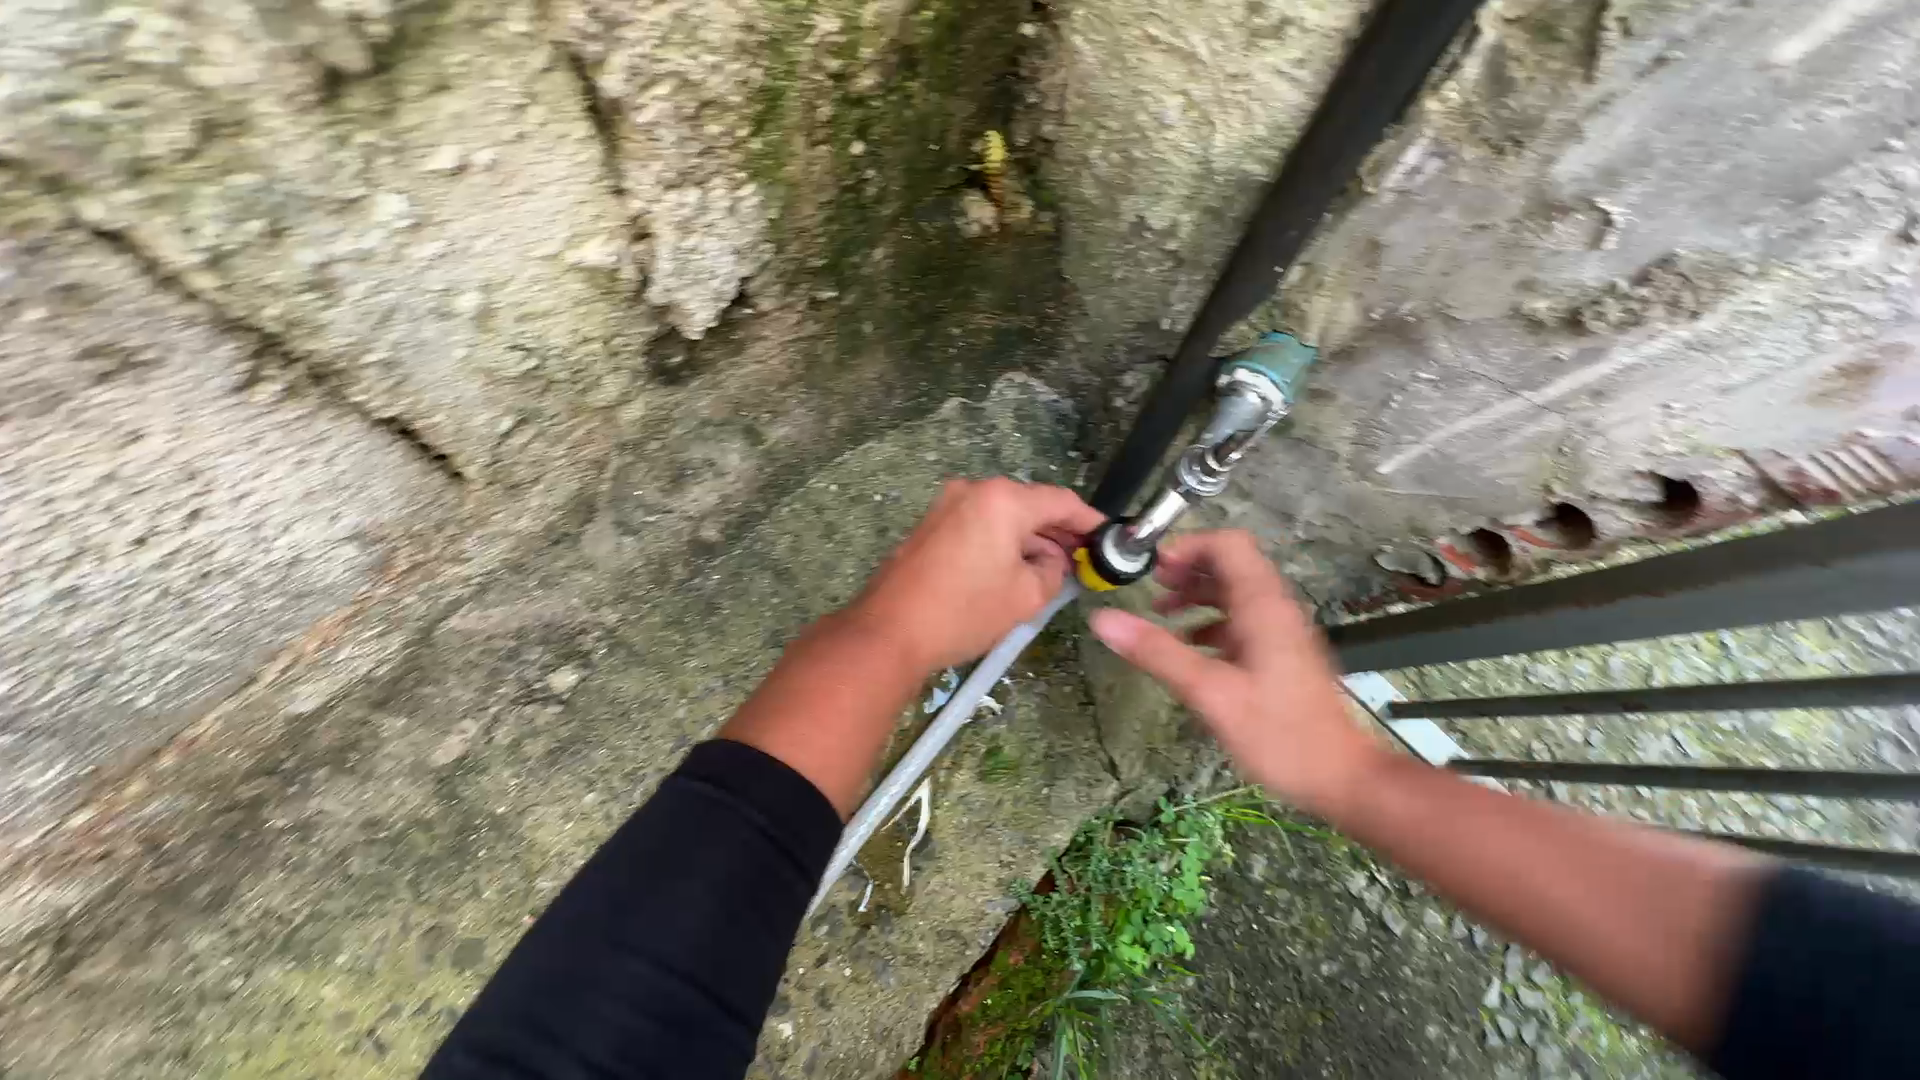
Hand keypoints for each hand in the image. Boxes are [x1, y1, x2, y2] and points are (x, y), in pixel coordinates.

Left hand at [846, 478, 1104, 673]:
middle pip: (1030, 505)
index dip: (1089, 521)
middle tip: (1083, 560)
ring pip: (1002, 517)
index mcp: (1002, 499)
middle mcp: (973, 491)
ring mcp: (946, 506)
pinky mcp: (930, 527)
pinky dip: (1001, 542)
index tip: (1109, 539)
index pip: (1060, 501)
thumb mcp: (1026, 596)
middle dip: (1058, 533)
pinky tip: (1013, 570)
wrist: (889, 632)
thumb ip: (1054, 571)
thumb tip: (1053, 561)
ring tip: (1050, 571)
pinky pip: (978, 526)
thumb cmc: (964, 611)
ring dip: (1029, 539)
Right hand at [1087, 529, 1386, 818]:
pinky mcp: (1280, 655)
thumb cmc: (1278, 733)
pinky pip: (1241, 621)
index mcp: (1262, 606)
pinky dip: (1210, 623)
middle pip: (1229, 565)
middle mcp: (1275, 609)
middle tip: (1151, 588)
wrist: (1341, 777)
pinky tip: (1189, 649)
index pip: (1227, 545)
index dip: (1188, 546)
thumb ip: (1157, 652)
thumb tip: (1103, 619)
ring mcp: (1280, 632)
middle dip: (1187, 569)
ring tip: (1161, 614)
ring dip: (1196, 595)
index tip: (1152, 568)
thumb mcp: (1209, 692)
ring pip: (1234, 593)